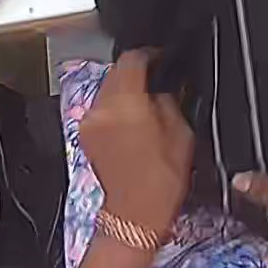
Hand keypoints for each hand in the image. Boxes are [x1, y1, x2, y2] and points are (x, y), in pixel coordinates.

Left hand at [79, 49, 193, 235]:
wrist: (135, 214)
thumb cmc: (163, 178)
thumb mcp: (182, 133)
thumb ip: (170, 101)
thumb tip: (162, 87)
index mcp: (126, 105)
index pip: (131, 60)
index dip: (150, 54)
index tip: (162, 58)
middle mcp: (101, 109)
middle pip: (115, 71)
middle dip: (136, 70)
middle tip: (157, 78)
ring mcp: (89, 121)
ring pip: (106, 88)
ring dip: (125, 87)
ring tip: (146, 99)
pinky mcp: (85, 133)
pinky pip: (101, 107)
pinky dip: (115, 105)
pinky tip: (132, 117)